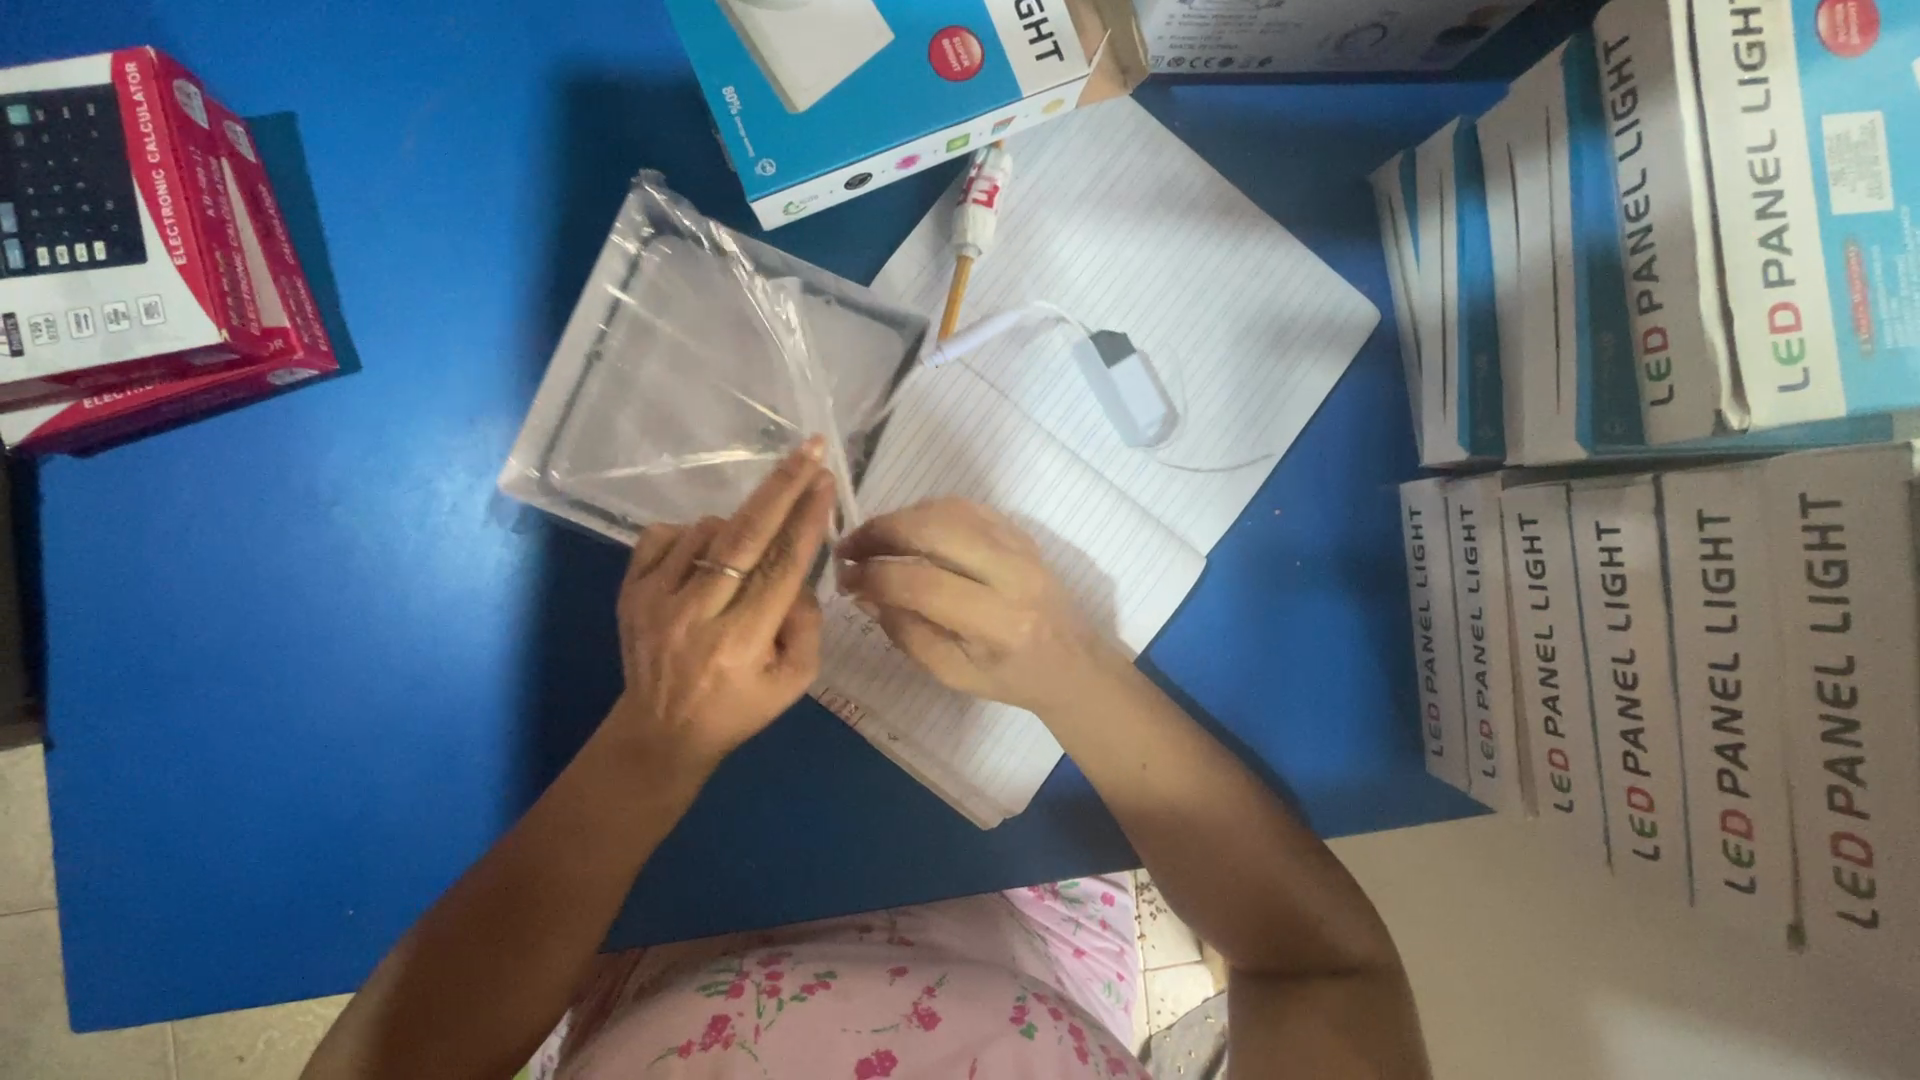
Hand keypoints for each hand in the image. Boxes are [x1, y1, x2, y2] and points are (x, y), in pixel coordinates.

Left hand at [608, 438, 835, 771]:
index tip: (825, 481)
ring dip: (737, 528)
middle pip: (745, 536)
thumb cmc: (738, 708)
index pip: (781, 567)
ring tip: (745, 558)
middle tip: (810, 450)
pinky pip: (664, 534)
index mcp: (741, 642)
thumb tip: (796, 573)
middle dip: (782, 488)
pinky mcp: (627, 591)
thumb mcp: (794, 681)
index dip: (807, 521)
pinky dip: (692, 535)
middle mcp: (695, 615)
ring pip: (707, 531)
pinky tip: (704, 558)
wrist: (660, 732)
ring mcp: (654, 599)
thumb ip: (807, 624)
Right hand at [835, 498, 1118, 714]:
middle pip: (935, 530)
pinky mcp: (1020, 531)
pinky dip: (928, 511)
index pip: (923, 584)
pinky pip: (966, 507)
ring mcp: (1020, 546)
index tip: (845, 581)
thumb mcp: (952, 673)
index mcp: (999, 623)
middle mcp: (1013, 575)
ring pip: (949, 509)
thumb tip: (863, 591)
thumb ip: (906, 632)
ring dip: (900, 518)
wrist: (1073, 661)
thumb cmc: (1011, 677)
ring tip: (871, 540)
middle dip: (881, 533)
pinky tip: (907, 530)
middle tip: (849, 549)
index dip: (875, 576)